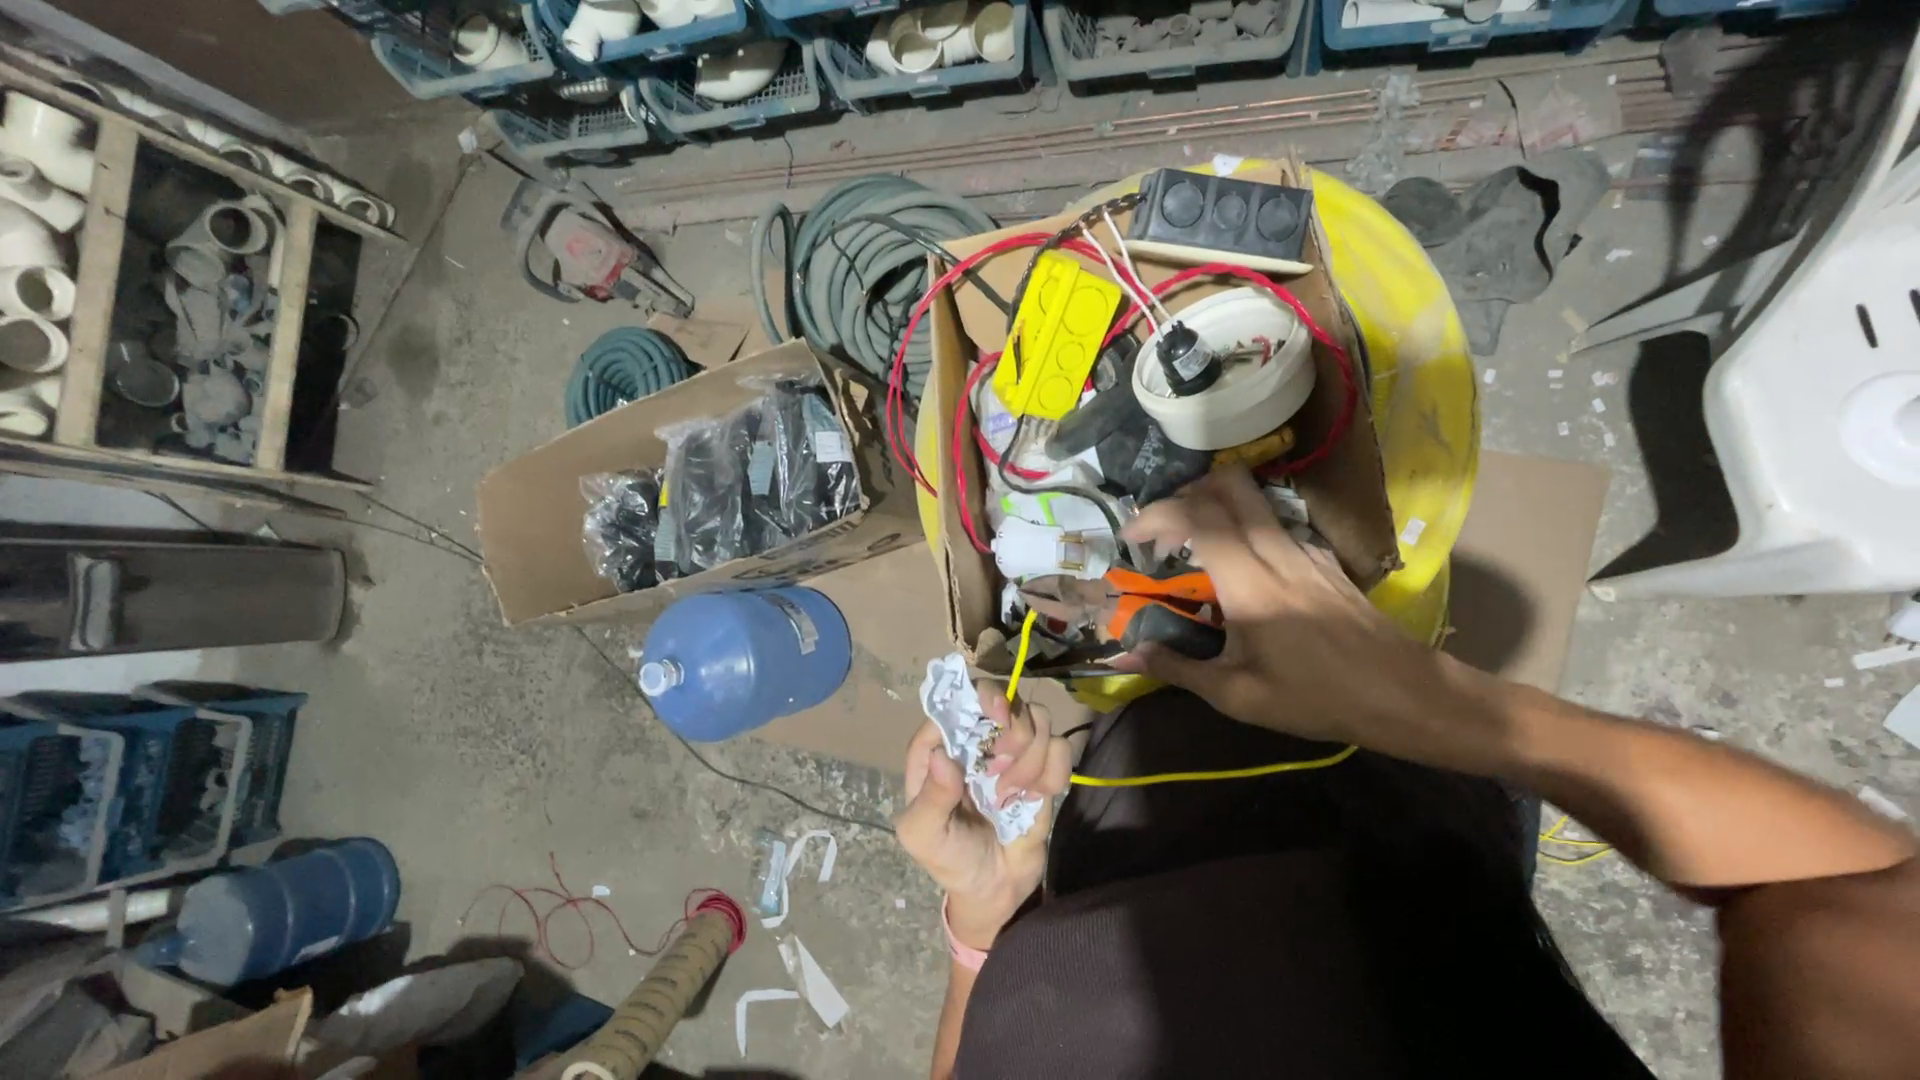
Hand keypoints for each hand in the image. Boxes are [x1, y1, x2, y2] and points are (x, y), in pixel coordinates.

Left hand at [896, 686, 1071, 950]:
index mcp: (942, 743)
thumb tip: (942, 757)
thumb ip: (931, 799)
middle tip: (999, 770)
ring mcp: (1014, 749)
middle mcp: (978, 737)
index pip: (959, 697)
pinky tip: (1034, 798)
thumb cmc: (948, 855)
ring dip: (1031, 758)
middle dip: (1013, 731)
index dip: (982, 697)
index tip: (997, 717)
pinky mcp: (1044, 767)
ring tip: (1010, 795)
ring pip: (1039, 718)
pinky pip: (1061, 747)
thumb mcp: (923, 835)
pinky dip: (1054, 772)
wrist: (993, 887)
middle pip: (1006, 697)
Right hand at [1111, 466, 1509, 770]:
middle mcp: (1276, 551)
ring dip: (1212, 506)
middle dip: (1183, 495)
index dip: (1155, 515)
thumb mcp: (1238, 696)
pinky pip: (1272, 521)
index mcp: (1249, 583)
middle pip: (1227, 485)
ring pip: (1252, 498)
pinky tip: (1235, 566)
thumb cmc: (1317, 699)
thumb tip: (1127, 654)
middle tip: (1160, 531)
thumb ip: (1178, 669)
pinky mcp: (1321, 556)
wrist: (1404, 693)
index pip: (1197, 516)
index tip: (1131, 537)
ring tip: (1189, 545)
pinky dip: (1240, 525)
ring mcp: (1304, 548)